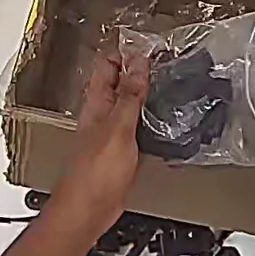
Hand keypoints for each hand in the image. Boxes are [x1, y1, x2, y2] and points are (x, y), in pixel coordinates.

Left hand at [47, 49, 150, 240]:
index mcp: (96, 104)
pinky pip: (135, 126)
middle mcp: (101, 115)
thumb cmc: (95, 173)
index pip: (107, 65)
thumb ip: (129, 96)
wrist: (88, 210)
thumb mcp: (118, 129)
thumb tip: (139, 64)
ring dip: (142, 92)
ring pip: (126, 103)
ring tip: (166, 82)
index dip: (125, 51)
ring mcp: (110, 134)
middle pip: (117, 82)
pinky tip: (161, 119)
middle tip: (163, 59)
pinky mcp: (120, 152)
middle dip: (137, 68)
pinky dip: (147, 118)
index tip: (148, 44)